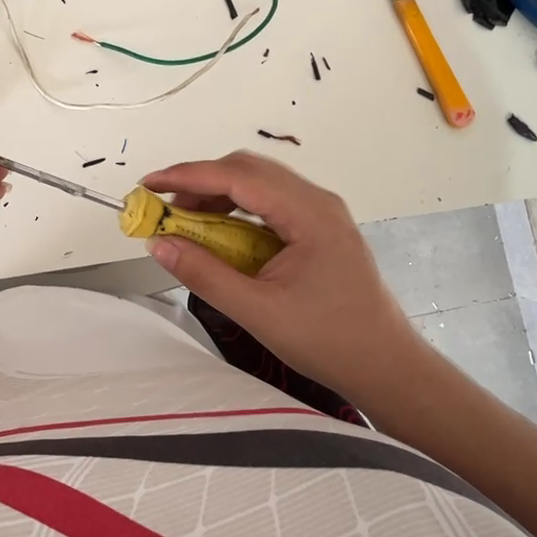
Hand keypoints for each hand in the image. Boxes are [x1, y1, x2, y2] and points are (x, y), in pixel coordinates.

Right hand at [140, 151, 421, 398]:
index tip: (148, 184)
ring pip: (257, 182)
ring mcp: (320, 213)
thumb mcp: (257, 311)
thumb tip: (158, 243)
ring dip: (216, 194)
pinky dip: (234, 208)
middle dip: (199, 182)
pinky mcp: (318, 228)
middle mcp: (317, 201)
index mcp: (310, 215)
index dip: (188, 176)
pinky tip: (217, 234)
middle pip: (247, 169)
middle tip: (163, 209)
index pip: (238, 176)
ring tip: (185, 223)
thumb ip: (204, 274)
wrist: (388, 367)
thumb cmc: (329, 341)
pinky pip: (267, 201)